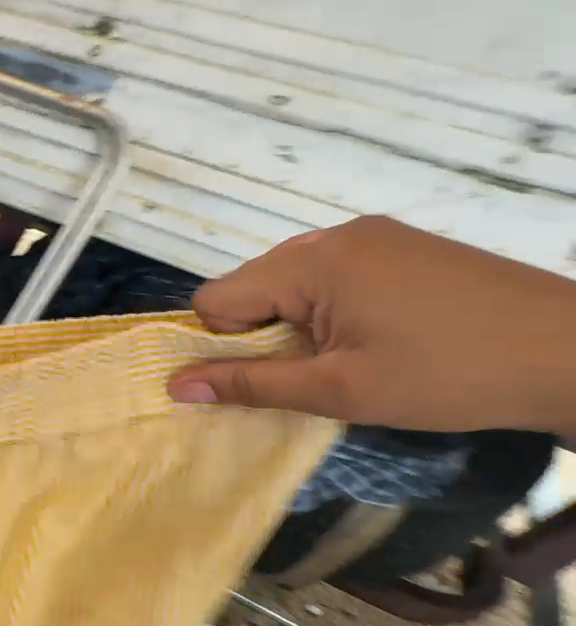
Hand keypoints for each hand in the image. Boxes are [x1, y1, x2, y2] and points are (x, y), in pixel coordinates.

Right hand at [167, 216, 575, 432]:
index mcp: (314, 262)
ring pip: (286, 281)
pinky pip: (328, 274)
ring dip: (296, 320)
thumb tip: (173, 386)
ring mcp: (373, 235)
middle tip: (319, 366)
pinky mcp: (402, 245)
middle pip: (248, 286)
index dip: (227, 342)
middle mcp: (335, 236)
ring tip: (351, 351)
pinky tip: (377, 332)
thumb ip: (248, 384)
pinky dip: (330, 307)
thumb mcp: (339, 390)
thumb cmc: (452, 375)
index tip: (278, 369)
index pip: (215, 299)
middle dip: (261, 331)